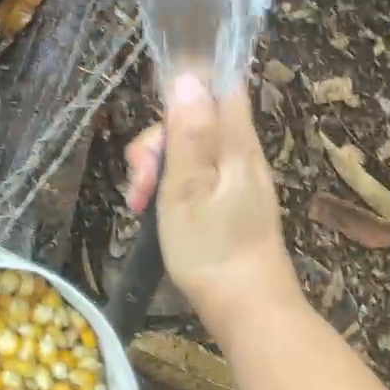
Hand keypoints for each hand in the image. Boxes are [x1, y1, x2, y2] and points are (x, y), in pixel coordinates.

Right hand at [123, 74, 301, 340]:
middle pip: (192, 121)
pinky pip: (194, 175)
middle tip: (141, 179)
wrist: (248, 312)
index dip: (189, 83)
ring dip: (157, 167)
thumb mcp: (186, 186)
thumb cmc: (211, 247)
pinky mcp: (231, 203)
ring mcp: (238, 181)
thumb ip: (187, 132)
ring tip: (140, 203)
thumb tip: (188, 78)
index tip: (155, 106)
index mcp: (236, 147)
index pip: (222, 89)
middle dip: (156, 141)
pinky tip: (153, 210)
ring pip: (188, 149)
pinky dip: (169, 185)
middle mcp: (242, 156)